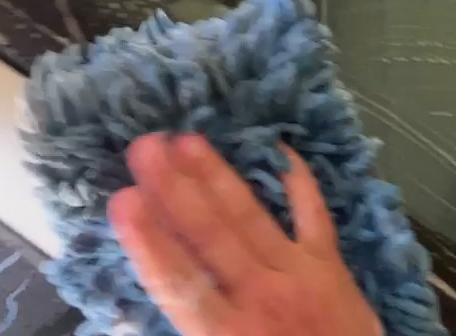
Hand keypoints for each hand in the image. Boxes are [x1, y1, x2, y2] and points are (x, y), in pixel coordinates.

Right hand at [110, 134, 382, 335]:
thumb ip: (191, 331)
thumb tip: (135, 311)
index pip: (179, 281)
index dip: (149, 239)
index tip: (124, 198)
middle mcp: (261, 296)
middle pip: (209, 234)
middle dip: (174, 188)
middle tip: (146, 145)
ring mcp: (299, 272)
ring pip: (249, 214)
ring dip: (215, 174)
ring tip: (186, 139)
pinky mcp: (331, 263)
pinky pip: (313, 211)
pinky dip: (297, 179)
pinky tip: (279, 146)